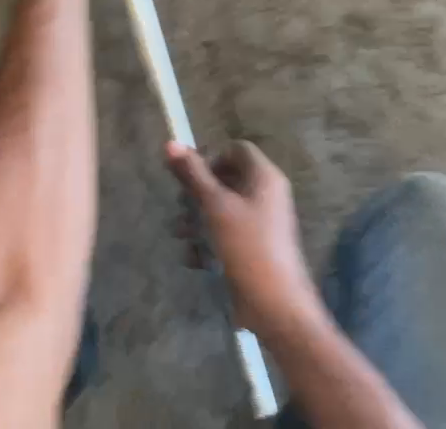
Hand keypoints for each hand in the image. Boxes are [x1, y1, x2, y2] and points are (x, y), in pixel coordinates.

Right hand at [166, 140, 324, 332]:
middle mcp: (265, 194)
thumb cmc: (246, 246)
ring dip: (198, 219)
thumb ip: (193, 174)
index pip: (235, 150)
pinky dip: (209, 241)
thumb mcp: (215, 206)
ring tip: (180, 234)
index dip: (210, 157)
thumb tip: (170, 141)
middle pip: (226, 179)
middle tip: (181, 206)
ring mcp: (261, 223)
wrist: (274, 305)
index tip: (190, 177)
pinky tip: (194, 258)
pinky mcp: (254, 247)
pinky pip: (227, 233)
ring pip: (223, 208)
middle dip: (198, 193)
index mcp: (264, 177)